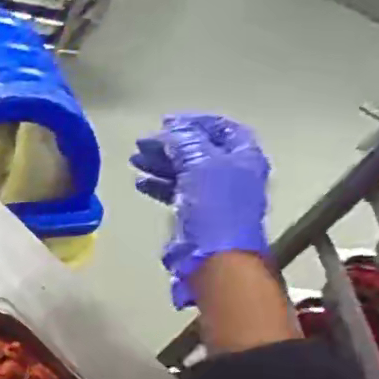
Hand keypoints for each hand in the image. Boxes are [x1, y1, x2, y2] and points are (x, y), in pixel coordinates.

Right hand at [130, 113, 271, 308]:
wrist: (213, 256)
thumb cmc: (214, 207)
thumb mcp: (201, 166)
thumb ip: (185, 144)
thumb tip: (169, 130)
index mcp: (242, 156)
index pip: (220, 129)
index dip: (194, 122)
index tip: (166, 121)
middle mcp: (231, 173)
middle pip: (199, 150)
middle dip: (171, 144)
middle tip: (143, 143)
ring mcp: (213, 195)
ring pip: (184, 171)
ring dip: (161, 163)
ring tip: (136, 160)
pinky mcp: (194, 215)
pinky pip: (175, 191)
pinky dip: (158, 184)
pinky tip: (142, 182)